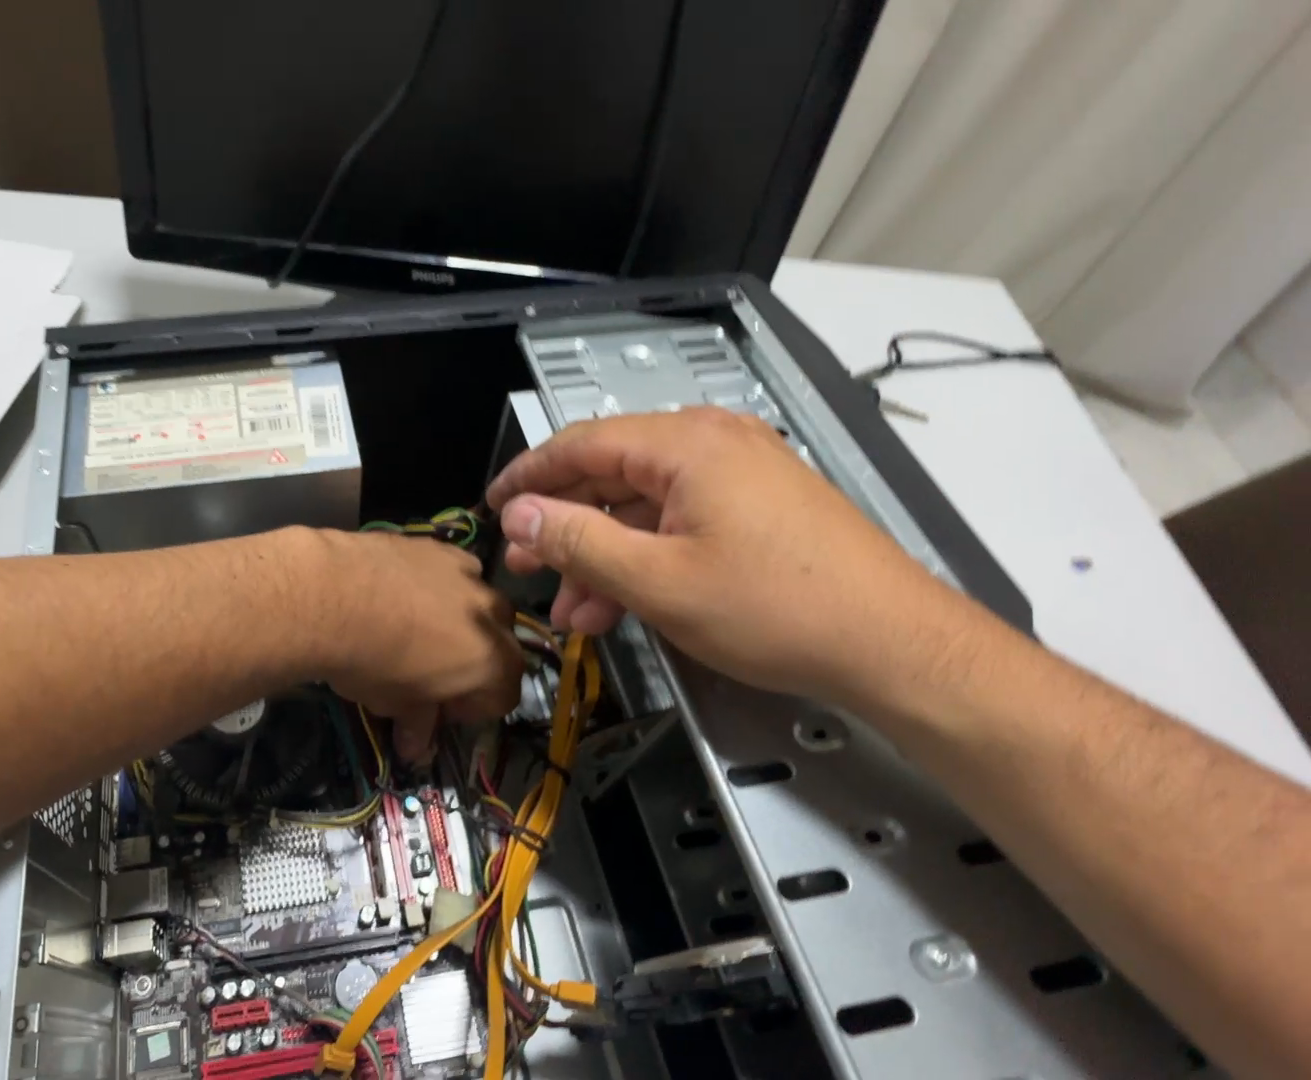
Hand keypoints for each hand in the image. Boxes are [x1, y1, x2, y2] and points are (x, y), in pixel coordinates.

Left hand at [302, 529, 522, 762]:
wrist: (331, 593)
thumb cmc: (370, 660)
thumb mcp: (394, 704)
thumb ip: (417, 723)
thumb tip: (415, 748)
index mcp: (491, 661)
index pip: (504, 696)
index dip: (473, 709)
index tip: (441, 711)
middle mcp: (490, 613)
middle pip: (499, 643)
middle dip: (475, 659)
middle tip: (432, 670)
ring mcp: (466, 572)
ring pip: (477, 600)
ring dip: (459, 617)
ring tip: (415, 626)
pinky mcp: (437, 545)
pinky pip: (450, 570)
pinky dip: (435, 584)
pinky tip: (398, 591)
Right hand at [484, 409, 984, 710]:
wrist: (894, 646)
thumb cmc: (775, 608)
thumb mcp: (657, 580)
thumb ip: (578, 541)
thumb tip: (521, 514)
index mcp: (686, 445)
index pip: (581, 444)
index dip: (528, 476)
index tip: (494, 505)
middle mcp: (712, 444)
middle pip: (611, 475)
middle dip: (563, 526)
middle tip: (526, 566)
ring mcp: (739, 475)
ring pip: (642, 507)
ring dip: (601, 555)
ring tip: (572, 609)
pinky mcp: (757, 508)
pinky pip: (678, 523)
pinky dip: (643, 559)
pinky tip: (618, 604)